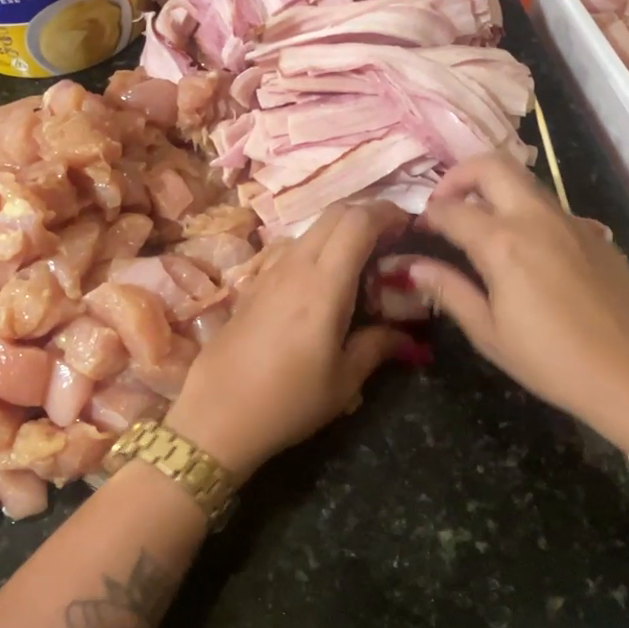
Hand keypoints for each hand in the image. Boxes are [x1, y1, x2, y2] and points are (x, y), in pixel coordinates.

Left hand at [163, 202, 415, 478]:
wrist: (217, 414)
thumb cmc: (287, 400)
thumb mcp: (343, 381)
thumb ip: (377, 346)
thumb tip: (406, 335)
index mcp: (324, 282)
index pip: (359, 221)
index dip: (388, 213)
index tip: (410, 227)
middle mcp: (296, 264)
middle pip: (336, 213)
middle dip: (369, 214)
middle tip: (393, 239)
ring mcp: (270, 270)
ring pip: (312, 228)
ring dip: (341, 230)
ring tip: (363, 260)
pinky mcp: (254, 283)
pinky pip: (292, 248)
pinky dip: (318, 247)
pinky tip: (325, 281)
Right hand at [384, 153, 628, 420]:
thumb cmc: (551, 361)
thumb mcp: (488, 333)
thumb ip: (448, 290)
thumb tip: (412, 266)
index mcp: (502, 242)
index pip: (452, 208)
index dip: (429, 214)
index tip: (419, 227)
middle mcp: (535, 218)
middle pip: (491, 165)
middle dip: (460, 175)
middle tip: (447, 203)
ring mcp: (571, 221)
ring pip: (524, 181)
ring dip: (495, 189)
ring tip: (481, 222)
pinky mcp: (596, 234)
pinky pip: (552, 208)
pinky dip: (527, 212)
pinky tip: (528, 251)